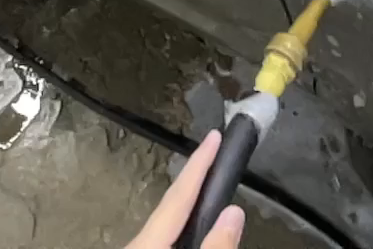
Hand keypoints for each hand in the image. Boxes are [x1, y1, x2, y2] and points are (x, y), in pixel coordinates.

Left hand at [124, 130, 244, 247]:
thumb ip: (215, 247)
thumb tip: (234, 212)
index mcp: (148, 242)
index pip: (180, 194)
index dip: (199, 163)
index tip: (215, 135)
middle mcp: (138, 243)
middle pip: (169, 205)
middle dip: (192, 176)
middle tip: (212, 151)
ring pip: (163, 223)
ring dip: (186, 204)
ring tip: (204, 185)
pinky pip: (159, 237)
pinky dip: (178, 225)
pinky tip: (186, 228)